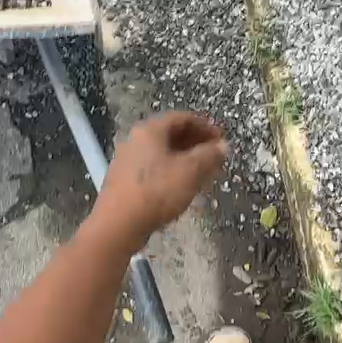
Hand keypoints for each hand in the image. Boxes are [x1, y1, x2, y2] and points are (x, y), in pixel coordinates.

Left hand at [90, 112, 227, 251]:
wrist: (119, 224)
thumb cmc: (158, 191)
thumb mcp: (191, 171)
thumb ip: (210, 155)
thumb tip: (223, 146)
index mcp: (150, 130)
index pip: (183, 118)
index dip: (206, 126)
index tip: (222, 139)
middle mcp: (135, 140)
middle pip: (171, 135)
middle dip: (196, 144)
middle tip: (214, 157)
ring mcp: (127, 160)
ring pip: (162, 153)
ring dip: (185, 160)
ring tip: (202, 174)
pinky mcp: (124, 180)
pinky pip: (153, 168)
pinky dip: (171, 172)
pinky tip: (181, 187)